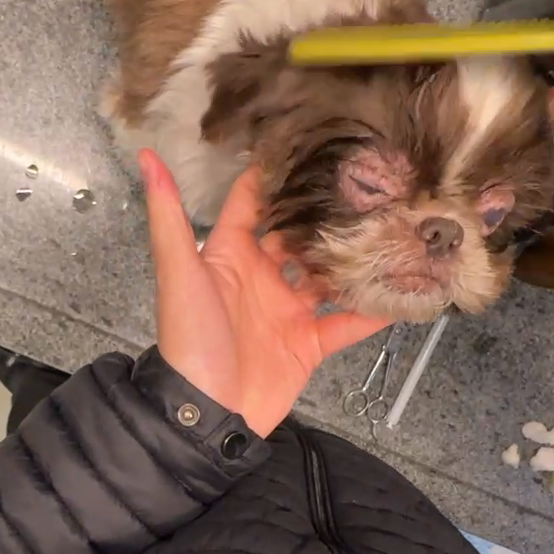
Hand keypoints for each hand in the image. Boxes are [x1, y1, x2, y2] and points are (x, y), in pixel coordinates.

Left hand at [140, 150, 388, 435]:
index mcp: (229, 257)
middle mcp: (261, 279)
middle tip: (373, 179)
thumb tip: (147, 157)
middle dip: (329, 212)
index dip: (277, 174)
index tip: (313, 138)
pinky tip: (405, 286)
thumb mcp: (179, 274)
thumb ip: (169, 218)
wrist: (207, 414)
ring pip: (330, 275)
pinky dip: (373, 310)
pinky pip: (347, 323)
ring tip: (396, 223)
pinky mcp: (308, 345)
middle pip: (300, 236)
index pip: (253, 204)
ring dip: (357, 256)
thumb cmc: (190, 341)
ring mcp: (287, 312)